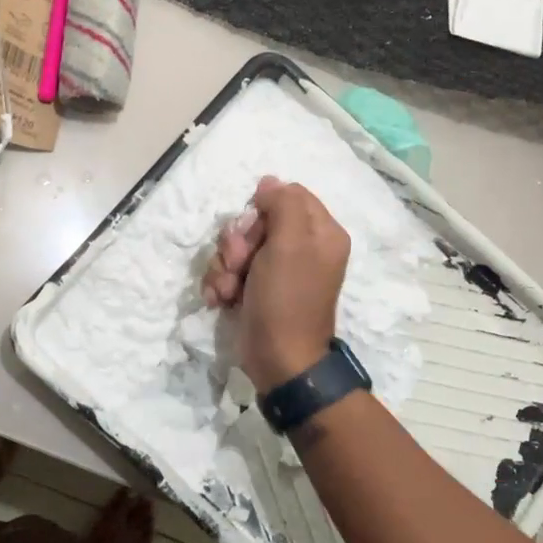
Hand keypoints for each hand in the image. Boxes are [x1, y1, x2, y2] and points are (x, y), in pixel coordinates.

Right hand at [202, 176, 348, 391]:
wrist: (278, 359)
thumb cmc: (287, 299)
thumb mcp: (291, 242)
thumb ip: (283, 203)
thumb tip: (270, 183)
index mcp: (321, 232)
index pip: (286, 196)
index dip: (262, 210)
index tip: (256, 231)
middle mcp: (302, 248)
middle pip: (256, 221)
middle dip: (238, 242)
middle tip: (239, 264)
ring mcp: (277, 271)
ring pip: (237, 247)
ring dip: (224, 266)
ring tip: (229, 289)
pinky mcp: (255, 290)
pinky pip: (229, 272)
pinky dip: (221, 284)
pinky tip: (221, 300)